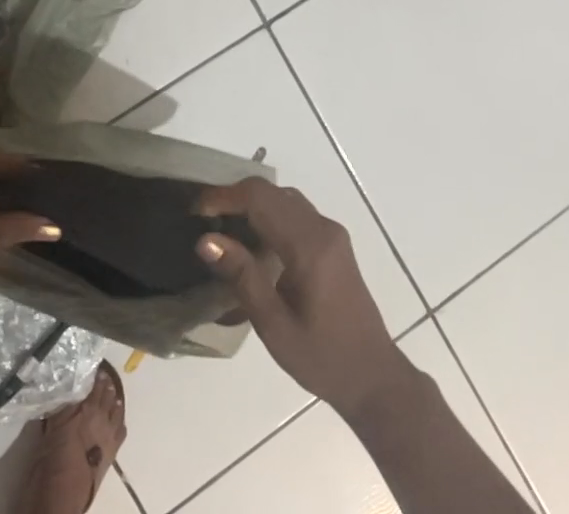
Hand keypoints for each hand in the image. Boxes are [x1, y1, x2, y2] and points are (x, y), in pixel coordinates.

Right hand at [197, 178, 407, 417]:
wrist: (373, 376)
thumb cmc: (321, 356)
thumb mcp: (274, 324)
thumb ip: (242, 276)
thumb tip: (205, 239)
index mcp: (309, 246)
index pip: (260, 198)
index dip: (224, 196)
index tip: (195, 212)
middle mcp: (323, 230)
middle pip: (272, 193)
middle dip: (234, 198)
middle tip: (203, 221)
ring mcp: (332, 235)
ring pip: (284, 200)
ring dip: (251, 206)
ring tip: (221, 228)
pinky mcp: (334, 245)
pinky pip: (295, 215)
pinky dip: (268, 216)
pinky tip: (251, 243)